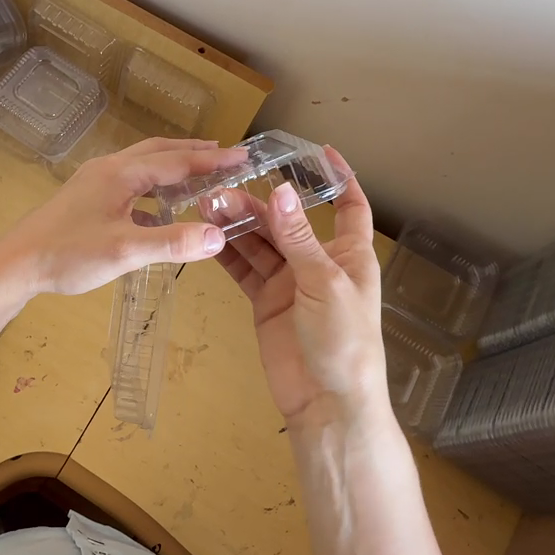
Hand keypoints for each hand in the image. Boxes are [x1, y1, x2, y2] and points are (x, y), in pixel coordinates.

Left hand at [0, 137, 248, 297]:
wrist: (16, 264)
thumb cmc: (68, 254)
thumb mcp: (125, 252)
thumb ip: (172, 243)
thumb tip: (220, 235)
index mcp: (121, 174)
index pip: (176, 161)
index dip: (211, 161)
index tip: (243, 156)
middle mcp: (108, 169)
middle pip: (158, 152)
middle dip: (193, 152)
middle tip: (225, 154)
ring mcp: (94, 182)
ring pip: (142, 165)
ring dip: (172, 166)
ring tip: (198, 173)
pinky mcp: (86, 199)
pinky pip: (129, 183)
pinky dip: (153, 188)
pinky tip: (159, 210)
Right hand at [214, 148, 387, 424]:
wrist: (326, 402)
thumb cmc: (343, 341)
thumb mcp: (323, 283)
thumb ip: (297, 238)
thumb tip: (281, 190)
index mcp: (348, 254)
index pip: (348, 206)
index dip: (338, 179)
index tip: (320, 152)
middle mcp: (318, 263)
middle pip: (286, 222)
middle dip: (257, 204)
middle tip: (220, 191)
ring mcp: (289, 283)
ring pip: (260, 243)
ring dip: (236, 225)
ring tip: (206, 207)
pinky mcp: (265, 302)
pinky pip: (245, 270)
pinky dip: (228, 253)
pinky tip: (208, 237)